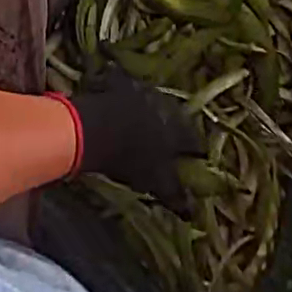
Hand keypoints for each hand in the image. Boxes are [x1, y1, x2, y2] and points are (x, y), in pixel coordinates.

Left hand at [68, 66, 201, 208]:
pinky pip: (127, 86)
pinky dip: (126, 92)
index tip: (195, 159)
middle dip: (175, 128)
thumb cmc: (129, 159)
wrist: (95, 129)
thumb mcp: (155, 182)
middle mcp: (165, 104)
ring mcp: (141, 90)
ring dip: (152, 110)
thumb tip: (191, 209)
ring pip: (154, 101)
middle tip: (169, 141)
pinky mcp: (120, 82)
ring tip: (145, 123)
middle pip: (176, 117)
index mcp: (178, 129)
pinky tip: (121, 102)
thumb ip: (175, 194)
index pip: (195, 141)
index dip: (196, 151)